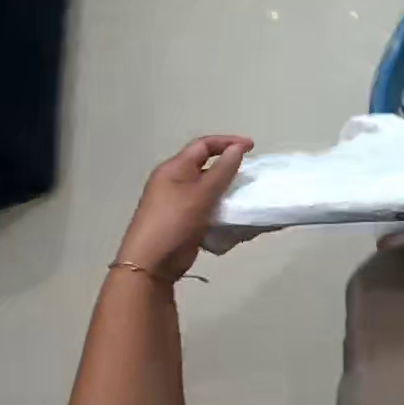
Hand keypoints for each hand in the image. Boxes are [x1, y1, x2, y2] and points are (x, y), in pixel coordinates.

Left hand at [114, 135, 252, 279]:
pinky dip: (220, 208)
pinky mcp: (183, 220)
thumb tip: (237, 148)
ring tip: (245, 196)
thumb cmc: (174, 222)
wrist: (151, 263)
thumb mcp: (201, 194)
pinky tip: (234, 216)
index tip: (252, 147)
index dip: (227, 142)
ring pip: (207, 189)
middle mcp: (174, 181)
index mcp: (174, 168)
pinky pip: (206, 207)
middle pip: (205, 166)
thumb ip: (221, 171)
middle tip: (249, 174)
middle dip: (228, 167)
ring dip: (226, 190)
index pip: (203, 145)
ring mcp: (177, 202)